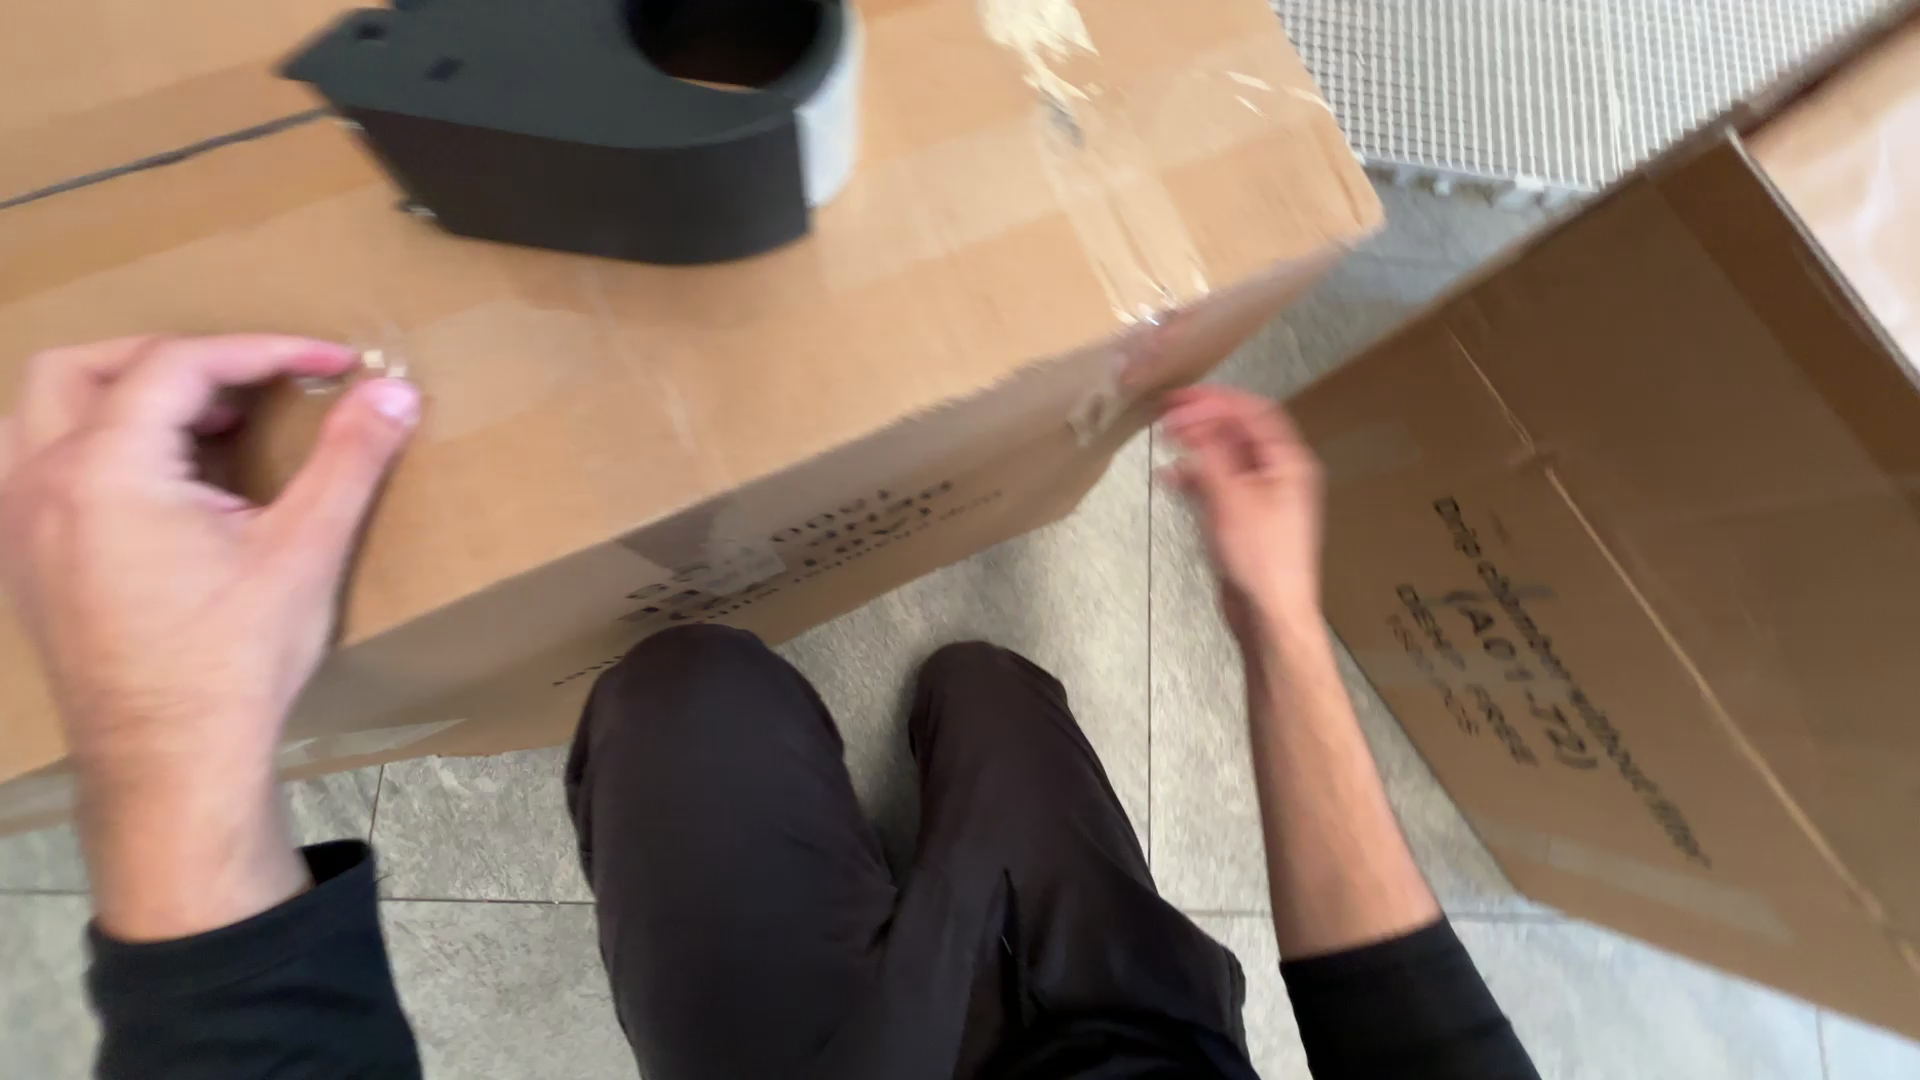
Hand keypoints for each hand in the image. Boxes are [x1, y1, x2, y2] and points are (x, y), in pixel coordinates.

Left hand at [0, 335, 419, 939]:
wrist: (173, 747)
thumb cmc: (239, 649)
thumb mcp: (308, 545)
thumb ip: (351, 459)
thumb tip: (396, 393)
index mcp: (105, 470)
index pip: (178, 365)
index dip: (265, 349)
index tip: (336, 363)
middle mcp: (39, 482)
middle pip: (86, 368)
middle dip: (183, 356)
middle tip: (263, 378)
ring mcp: (20, 522)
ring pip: (52, 413)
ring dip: (139, 395)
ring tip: (224, 422)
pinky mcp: (32, 556)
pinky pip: (51, 462)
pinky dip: (118, 441)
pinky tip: (183, 483)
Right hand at [1160, 385, 1323, 639]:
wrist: (1268, 610)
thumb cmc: (1260, 557)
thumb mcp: (1232, 499)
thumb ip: (1210, 456)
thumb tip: (1190, 422)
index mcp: (1286, 462)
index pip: (1253, 413)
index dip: (1218, 400)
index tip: (1181, 397)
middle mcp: (1275, 473)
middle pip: (1237, 432)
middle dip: (1203, 420)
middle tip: (1166, 415)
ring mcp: (1258, 495)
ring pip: (1224, 457)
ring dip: (1195, 447)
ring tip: (1164, 441)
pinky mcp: (1240, 517)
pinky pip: (1216, 484)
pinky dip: (1194, 476)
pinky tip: (1170, 477)